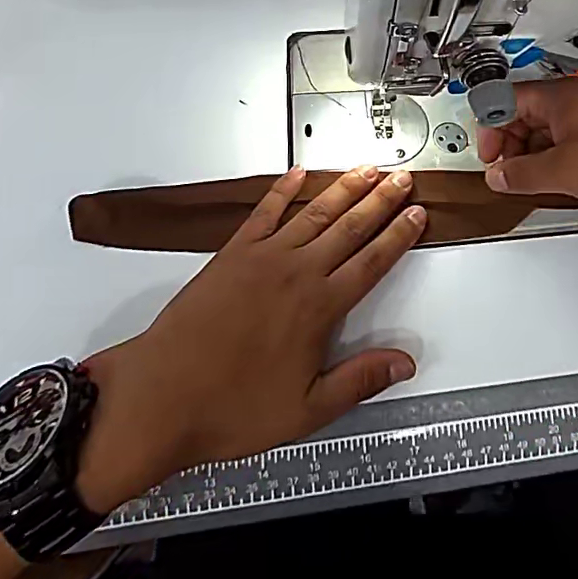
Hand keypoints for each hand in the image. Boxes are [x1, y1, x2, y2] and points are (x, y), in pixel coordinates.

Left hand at [73, 166, 424, 511]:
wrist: (161, 396)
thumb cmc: (230, 407)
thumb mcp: (306, 409)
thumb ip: (358, 381)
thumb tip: (402, 363)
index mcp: (319, 308)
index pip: (372, 262)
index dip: (398, 236)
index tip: (416, 216)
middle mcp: (296, 273)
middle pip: (351, 227)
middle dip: (381, 200)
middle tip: (401, 179)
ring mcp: (263, 257)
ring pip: (315, 212)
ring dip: (344, 188)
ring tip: (365, 169)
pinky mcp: (233, 253)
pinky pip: (265, 212)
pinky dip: (283, 191)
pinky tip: (297, 175)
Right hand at [477, 77, 577, 218]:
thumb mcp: (566, 172)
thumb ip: (522, 174)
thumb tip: (499, 175)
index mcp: (561, 95)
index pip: (506, 101)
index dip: (490, 130)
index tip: (488, 158)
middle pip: (526, 115)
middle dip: (511, 146)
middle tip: (508, 175)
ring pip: (550, 131)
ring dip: (535, 157)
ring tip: (536, 183)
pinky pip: (574, 144)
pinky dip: (561, 162)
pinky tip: (567, 183)